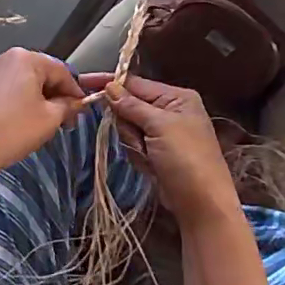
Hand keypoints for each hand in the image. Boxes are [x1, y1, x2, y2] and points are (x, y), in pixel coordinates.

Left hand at [0, 48, 90, 175]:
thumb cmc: (13, 129)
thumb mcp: (50, 117)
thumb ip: (68, 105)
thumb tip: (76, 102)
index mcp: (25, 58)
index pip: (62, 70)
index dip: (76, 92)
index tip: (83, 111)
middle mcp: (7, 58)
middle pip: (44, 74)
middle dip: (58, 95)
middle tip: (68, 120)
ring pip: (28, 82)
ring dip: (43, 100)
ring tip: (51, 123)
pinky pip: (13, 89)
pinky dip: (25, 101)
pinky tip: (31, 121)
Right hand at [87, 74, 240, 225]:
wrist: (200, 203)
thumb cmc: (186, 159)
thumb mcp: (159, 126)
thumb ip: (131, 105)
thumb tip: (109, 86)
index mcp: (176, 98)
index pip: (135, 83)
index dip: (110, 82)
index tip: (83, 81)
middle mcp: (169, 110)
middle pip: (127, 105)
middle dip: (127, 123)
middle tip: (140, 140)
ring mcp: (161, 131)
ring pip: (126, 126)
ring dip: (132, 141)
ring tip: (149, 155)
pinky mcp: (154, 149)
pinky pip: (131, 142)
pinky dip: (136, 153)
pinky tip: (150, 163)